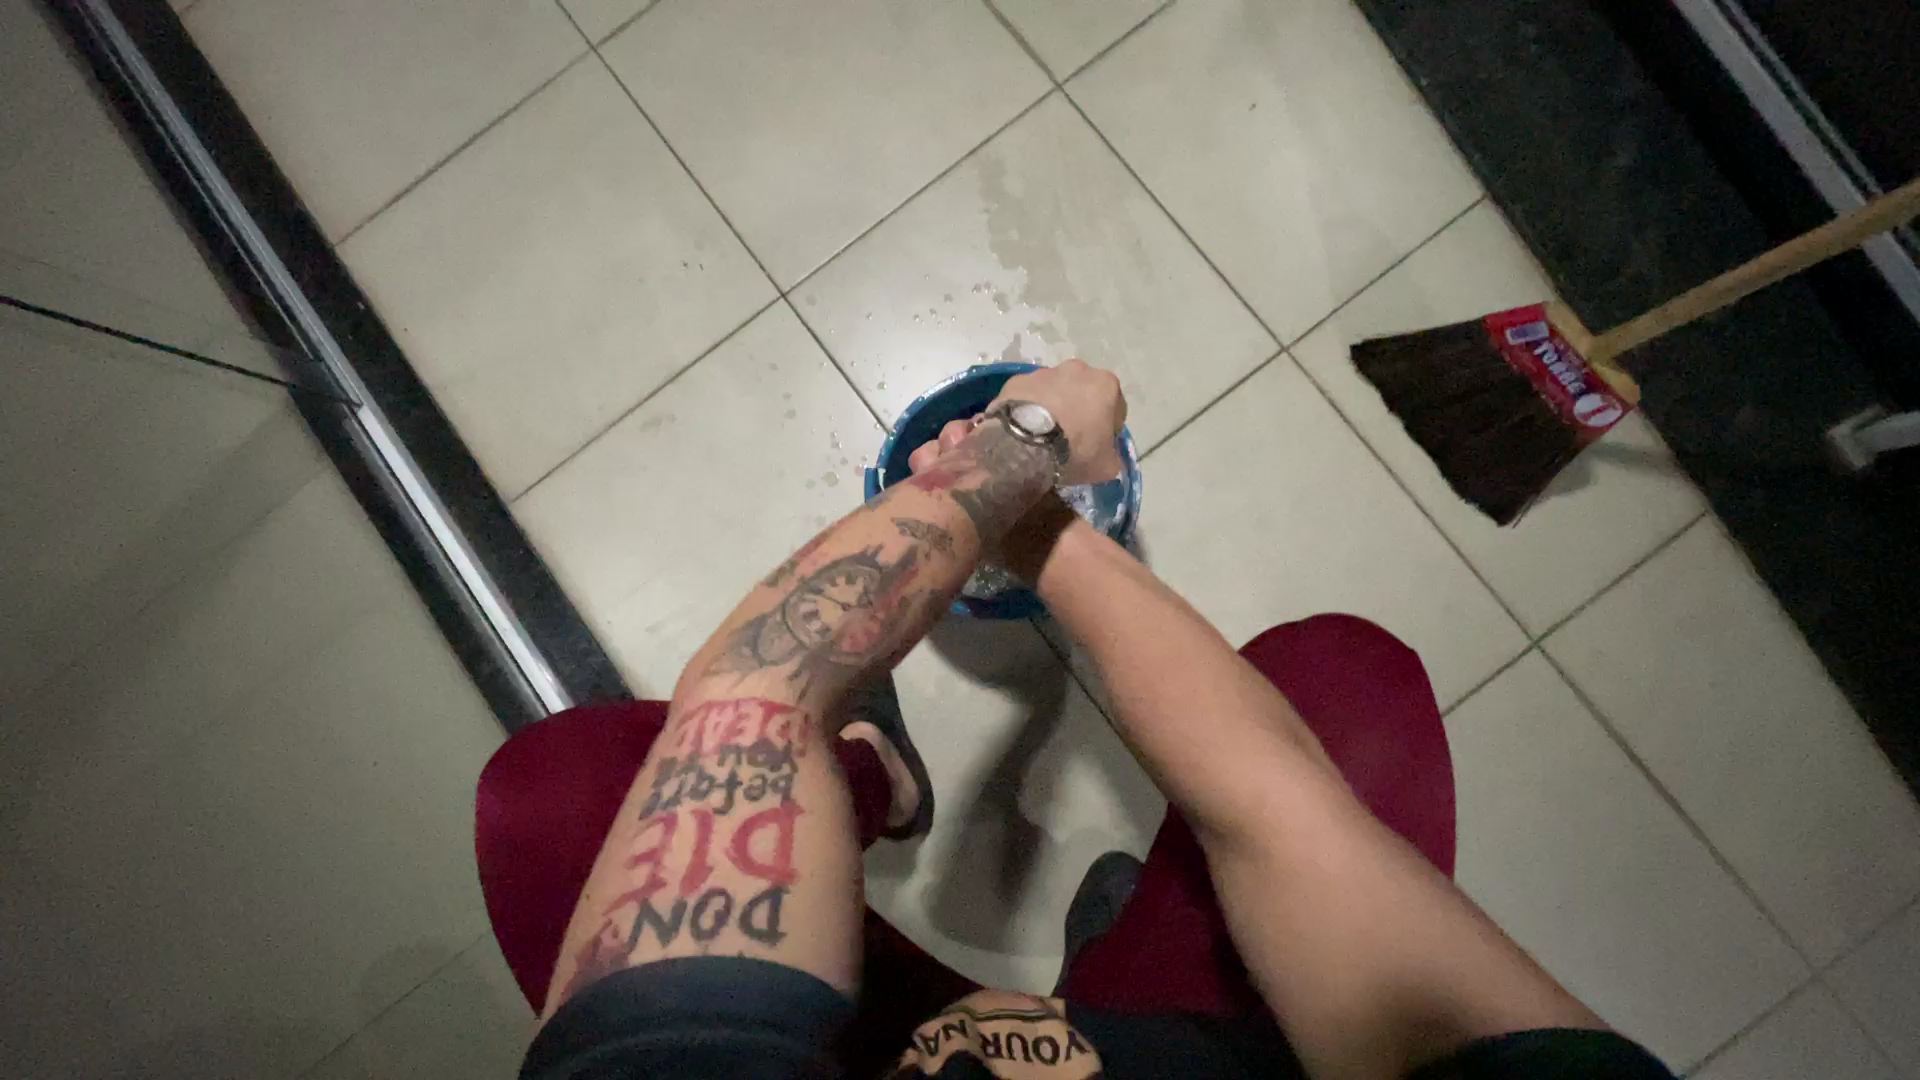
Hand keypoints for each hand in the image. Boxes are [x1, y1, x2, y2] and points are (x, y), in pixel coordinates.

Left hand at [993, 359, 1126, 485]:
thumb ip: (1111, 456)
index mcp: (1106, 385)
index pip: (1115, 407)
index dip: (1107, 427)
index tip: (1097, 444)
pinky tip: (1023, 427)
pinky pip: (1028, 395)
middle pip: (1083, 392)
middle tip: (1068, 437)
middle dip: (1079, 409)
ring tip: (1042, 433)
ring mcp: (1044, 372)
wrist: (1025, 446)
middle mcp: (1078, 370)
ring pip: (1054, 390)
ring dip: (1053, 406)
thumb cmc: (1075, 452)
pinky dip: (1027, 407)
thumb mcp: (1106, 466)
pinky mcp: (1017, 380)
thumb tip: (1107, 456)